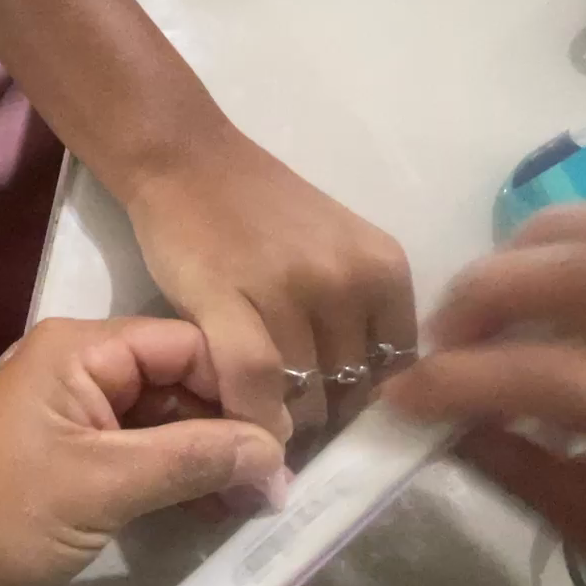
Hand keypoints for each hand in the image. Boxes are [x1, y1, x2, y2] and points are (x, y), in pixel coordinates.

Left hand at [0, 319, 287, 585]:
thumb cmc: (6, 515)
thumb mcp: (105, 485)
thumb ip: (193, 459)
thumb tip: (275, 452)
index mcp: (80, 347)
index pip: (186, 343)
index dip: (240, 387)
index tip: (287, 441)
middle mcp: (80, 361)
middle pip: (178, 377)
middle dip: (227, 427)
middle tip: (277, 481)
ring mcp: (77, 402)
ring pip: (164, 413)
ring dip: (206, 454)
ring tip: (255, 501)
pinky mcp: (76, 440)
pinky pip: (141, 442)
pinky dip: (175, 470)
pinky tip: (213, 504)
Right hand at [125, 131, 414, 443]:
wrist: (188, 161)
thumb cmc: (256, 210)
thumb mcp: (334, 253)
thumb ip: (355, 317)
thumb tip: (349, 401)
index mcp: (385, 269)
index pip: (397, 373)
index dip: (362, 409)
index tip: (330, 420)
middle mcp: (349, 279)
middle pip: (350, 394)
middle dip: (321, 420)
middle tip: (285, 423)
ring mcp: (289, 289)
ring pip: (305, 400)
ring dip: (281, 425)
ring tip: (255, 417)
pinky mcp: (226, 299)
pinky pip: (254, 383)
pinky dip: (251, 415)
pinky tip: (238, 423)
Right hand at [381, 205, 585, 585]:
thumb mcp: (575, 523)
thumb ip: (495, 453)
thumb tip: (412, 406)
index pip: (553, 374)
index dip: (458, 377)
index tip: (396, 392)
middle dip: (488, 293)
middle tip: (440, 335)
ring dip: (539, 247)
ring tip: (487, 289)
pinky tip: (542, 268)